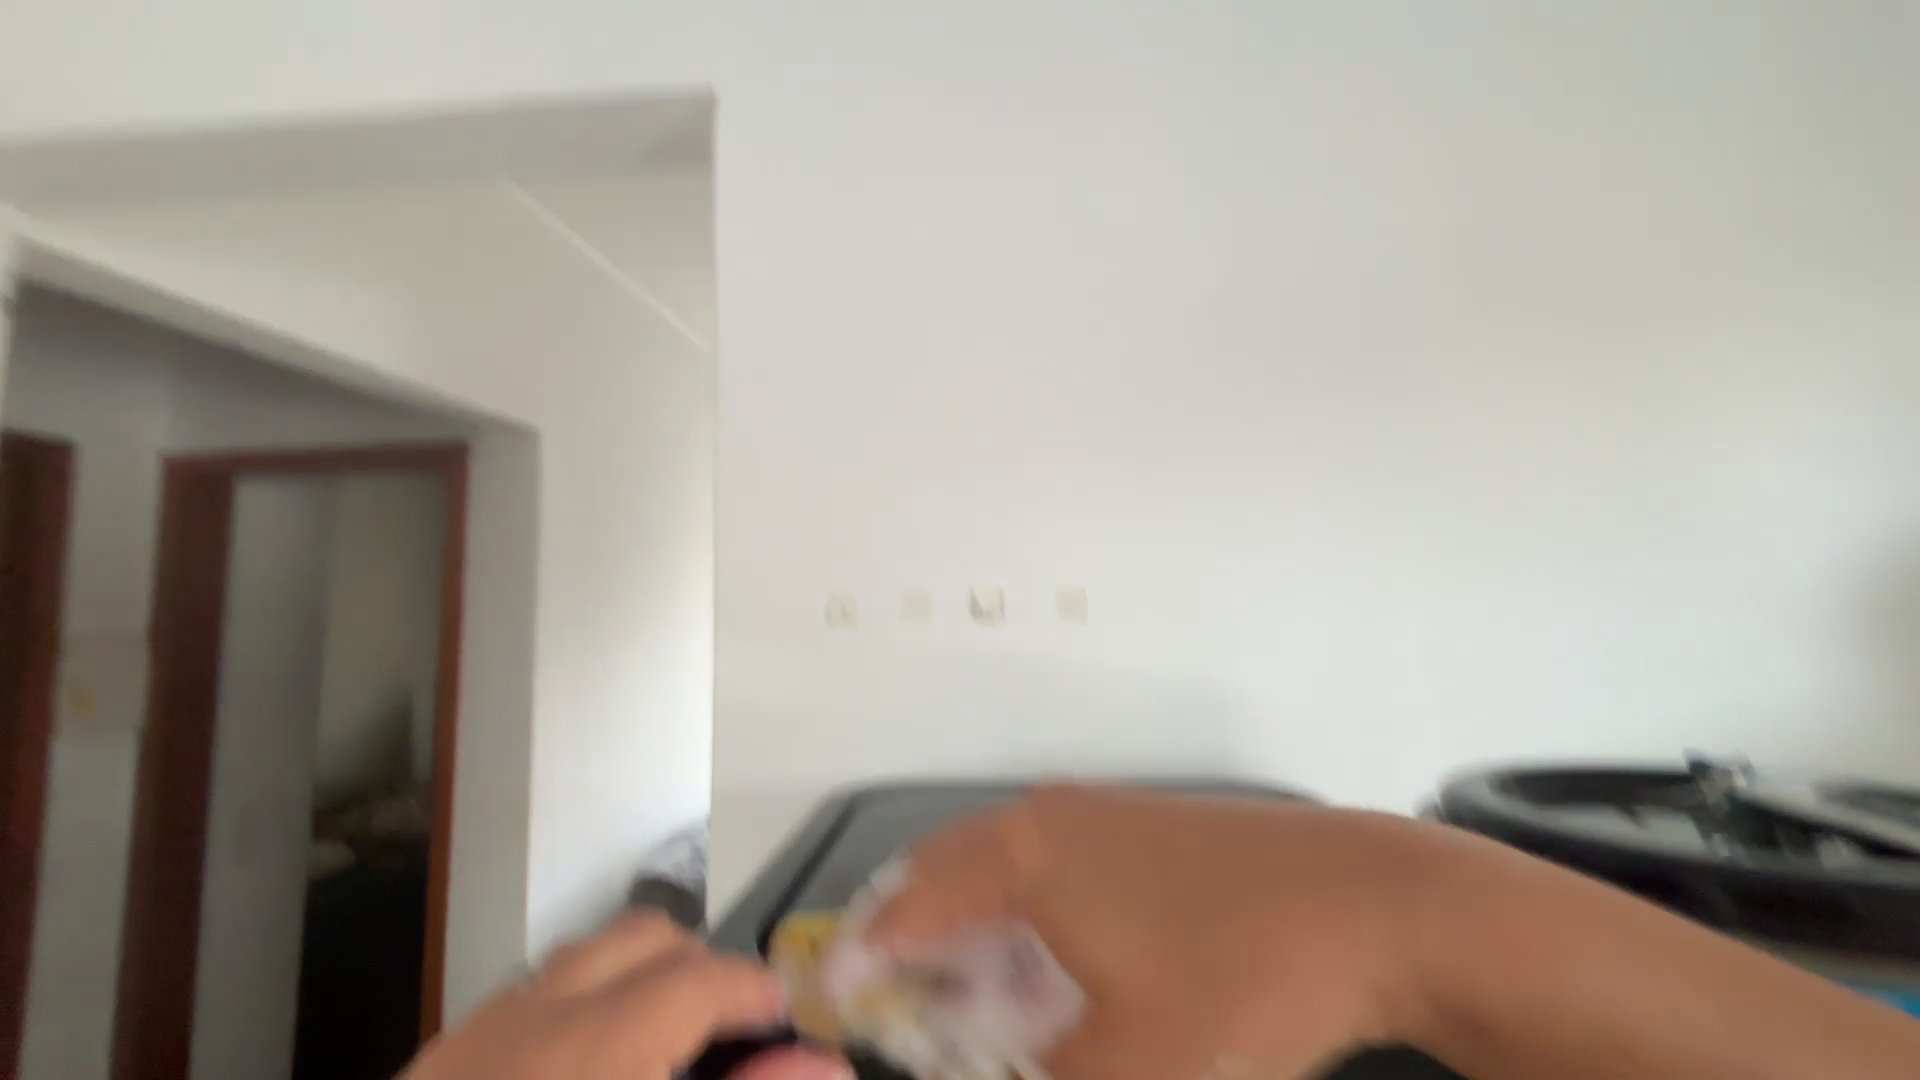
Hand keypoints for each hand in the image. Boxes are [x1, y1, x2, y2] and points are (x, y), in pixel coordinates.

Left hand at [404, 912, 847, 1079]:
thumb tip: (823, 1066)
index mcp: (593, 1049)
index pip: (700, 978)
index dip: (755, 989)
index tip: (787, 1017)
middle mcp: (528, 1021)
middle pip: (642, 940)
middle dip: (700, 967)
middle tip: (727, 1030)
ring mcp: (472, 1039)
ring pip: (583, 960)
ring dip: (638, 980)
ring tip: (662, 1046)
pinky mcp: (433, 1065)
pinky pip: (529, 998)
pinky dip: (579, 1008)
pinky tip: (582, 1074)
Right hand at [842, 785, 1453, 1079]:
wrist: (1370, 904)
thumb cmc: (1236, 981)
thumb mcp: (1127, 1069)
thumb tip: (995, 1067)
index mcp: (1022, 855)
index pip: (910, 904)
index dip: (866, 956)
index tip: (837, 997)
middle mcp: (1047, 816)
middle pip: (948, 870)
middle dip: (915, 936)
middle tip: (904, 1003)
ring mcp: (1099, 812)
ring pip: (1004, 864)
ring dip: (975, 926)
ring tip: (975, 997)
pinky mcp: (1141, 825)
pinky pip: (1053, 862)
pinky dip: (1028, 911)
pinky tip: (1057, 965)